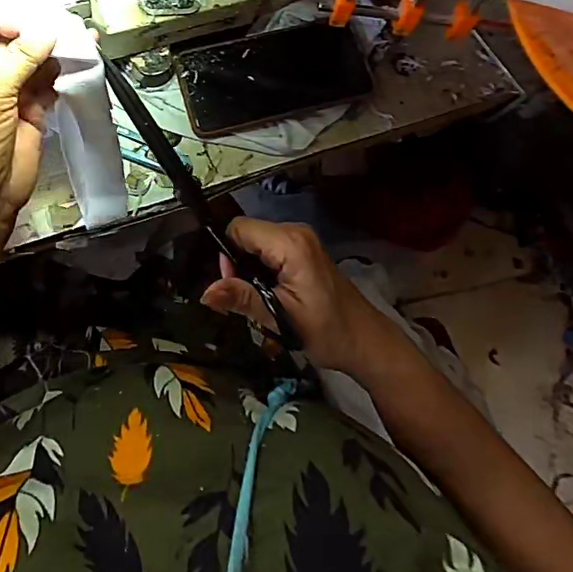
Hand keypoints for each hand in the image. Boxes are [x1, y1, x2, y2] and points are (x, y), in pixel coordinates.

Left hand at [0, 20, 59, 240]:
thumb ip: (18, 59)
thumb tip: (46, 30)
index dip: (10, 22)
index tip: (37, 24)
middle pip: (13, 42)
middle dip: (39, 32)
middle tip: (68, 22)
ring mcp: (5, 94)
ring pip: (33, 61)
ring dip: (55, 49)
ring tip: (82, 36)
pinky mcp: (28, 111)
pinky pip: (46, 83)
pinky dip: (62, 71)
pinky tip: (80, 59)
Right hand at [201, 219, 400, 374]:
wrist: (367, 343)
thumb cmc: (328, 331)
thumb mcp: (280, 318)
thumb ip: (242, 299)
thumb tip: (205, 292)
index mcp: (290, 243)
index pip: (238, 228)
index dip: (227, 253)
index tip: (233, 284)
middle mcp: (295, 232)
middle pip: (245, 234)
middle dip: (236, 263)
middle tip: (245, 298)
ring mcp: (301, 239)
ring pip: (255, 243)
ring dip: (248, 269)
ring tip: (258, 299)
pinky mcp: (303, 250)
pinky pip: (268, 249)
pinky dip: (261, 269)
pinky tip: (268, 294)